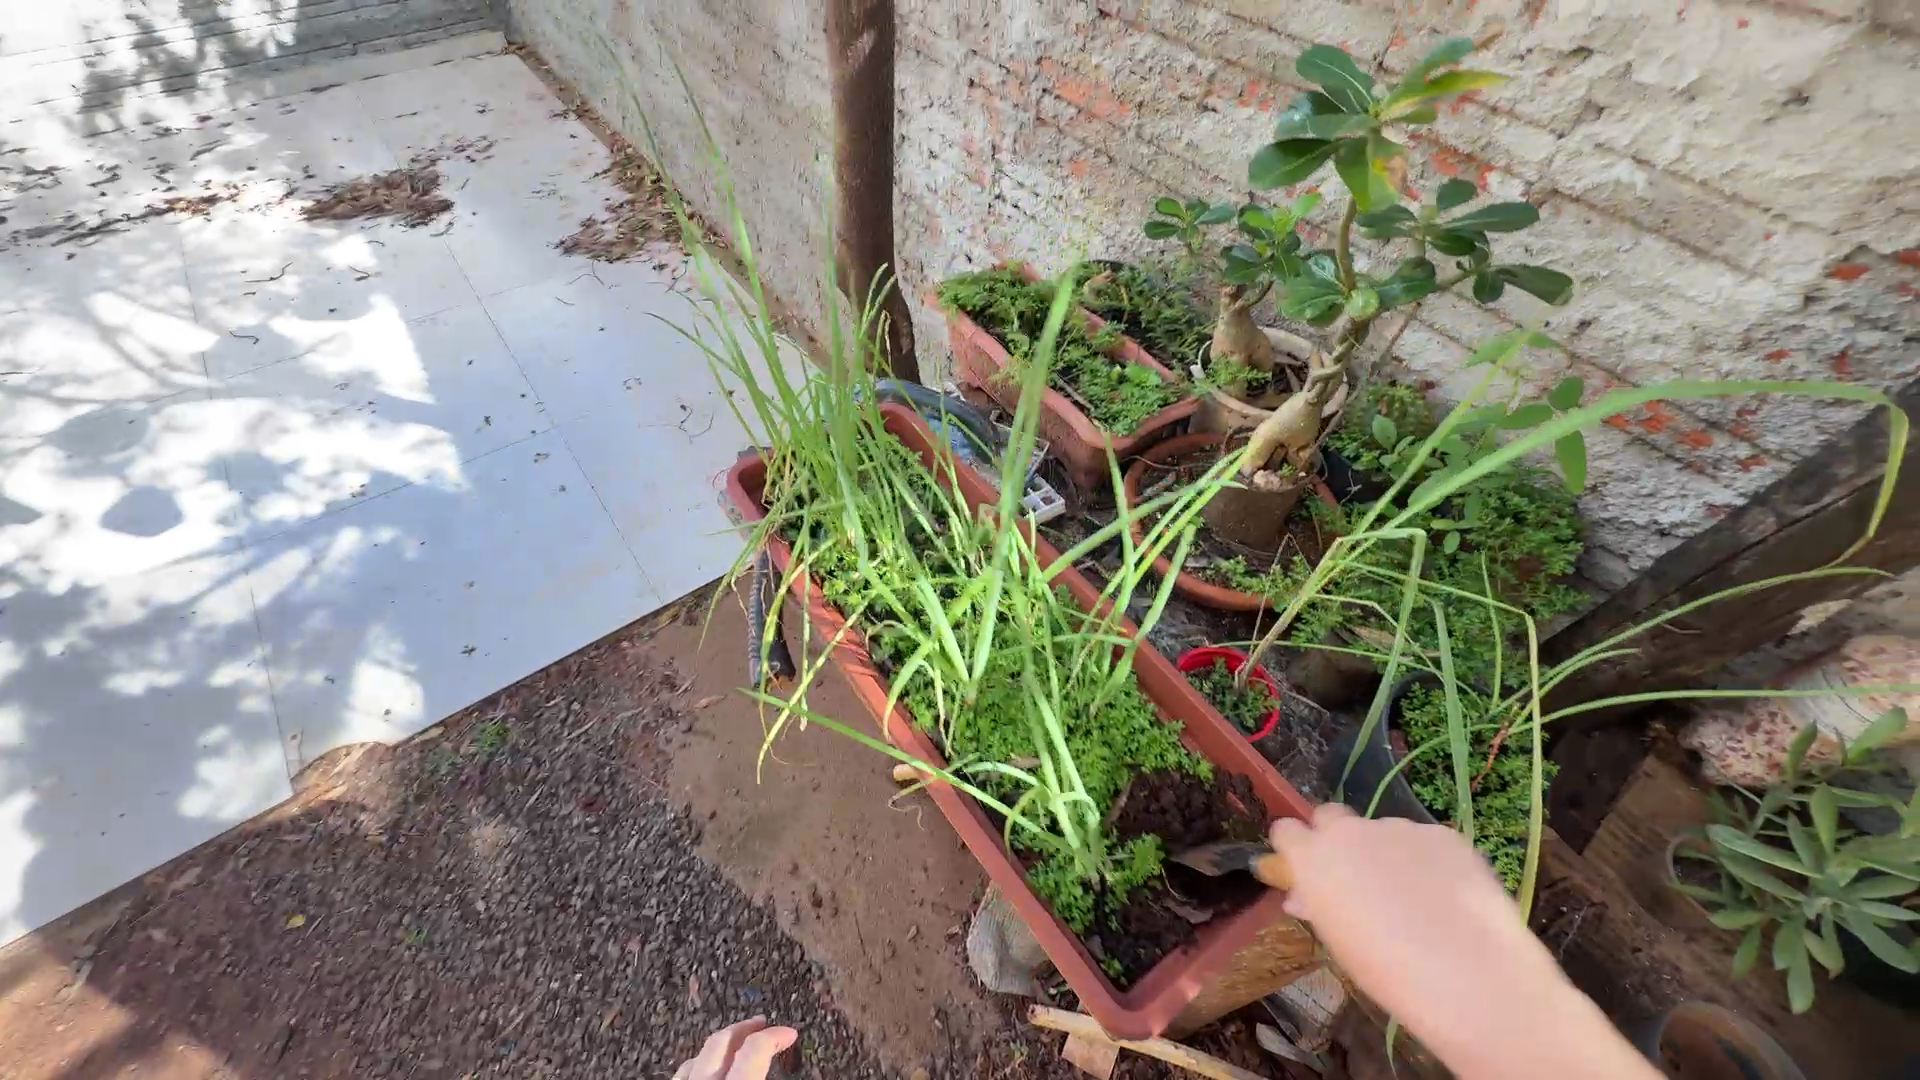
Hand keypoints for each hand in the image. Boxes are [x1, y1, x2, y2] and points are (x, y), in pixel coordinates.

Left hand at [673, 1017, 797, 1079]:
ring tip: (734, 1043)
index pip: (756, 1049)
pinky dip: (695, 1066)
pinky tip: (704, 1071)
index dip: (776, 1035)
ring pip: (695, 1057)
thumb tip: (785, 1067)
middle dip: (744, 1028)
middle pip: (721, 1042)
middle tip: (762, 1023)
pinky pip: (680, 1075)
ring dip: (718, 1045)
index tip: (790, 1033)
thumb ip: (764, 1074)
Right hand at [1270, 804, 1658, 1079]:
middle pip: (1330, 815)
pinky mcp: (1442, 834)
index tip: (1310, 870)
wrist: (1473, 980)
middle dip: (1338, 837)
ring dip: (1390, 852)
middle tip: (1360, 876)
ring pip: (1383, 831)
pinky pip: (1426, 841)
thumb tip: (1306, 897)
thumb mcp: (1340, 943)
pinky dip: (1431, 861)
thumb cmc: (1390, 972)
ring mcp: (1397, 827)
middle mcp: (1348, 831)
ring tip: (1420, 898)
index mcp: (1312, 858)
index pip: (1286, 830)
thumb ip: (1320, 907)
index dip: (1298, 848)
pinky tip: (1451, 898)